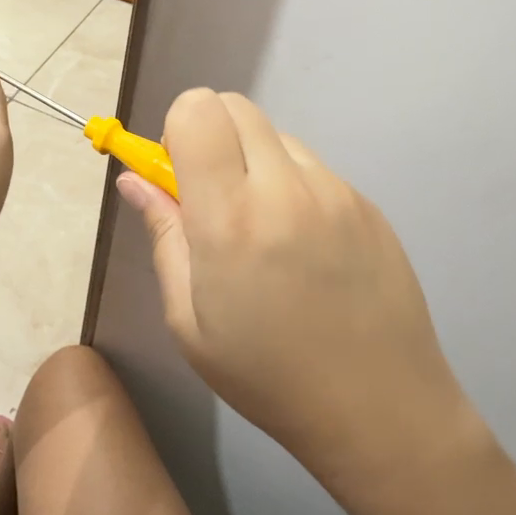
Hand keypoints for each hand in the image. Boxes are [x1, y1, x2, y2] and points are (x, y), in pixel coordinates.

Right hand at [116, 89, 475, 473]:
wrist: (381, 409)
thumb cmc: (267, 375)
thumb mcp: (189, 320)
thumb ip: (163, 236)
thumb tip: (134, 179)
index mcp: (231, 218)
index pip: (197, 110)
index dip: (176, 130)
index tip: (177, 176)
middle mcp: (285, 187)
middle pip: (234, 105)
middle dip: (210, 135)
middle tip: (212, 198)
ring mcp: (335, 191)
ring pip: (275, 135)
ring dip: (253, 160)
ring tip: (263, 231)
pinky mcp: (367, 203)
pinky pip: (314, 169)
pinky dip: (292, 186)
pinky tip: (304, 249)